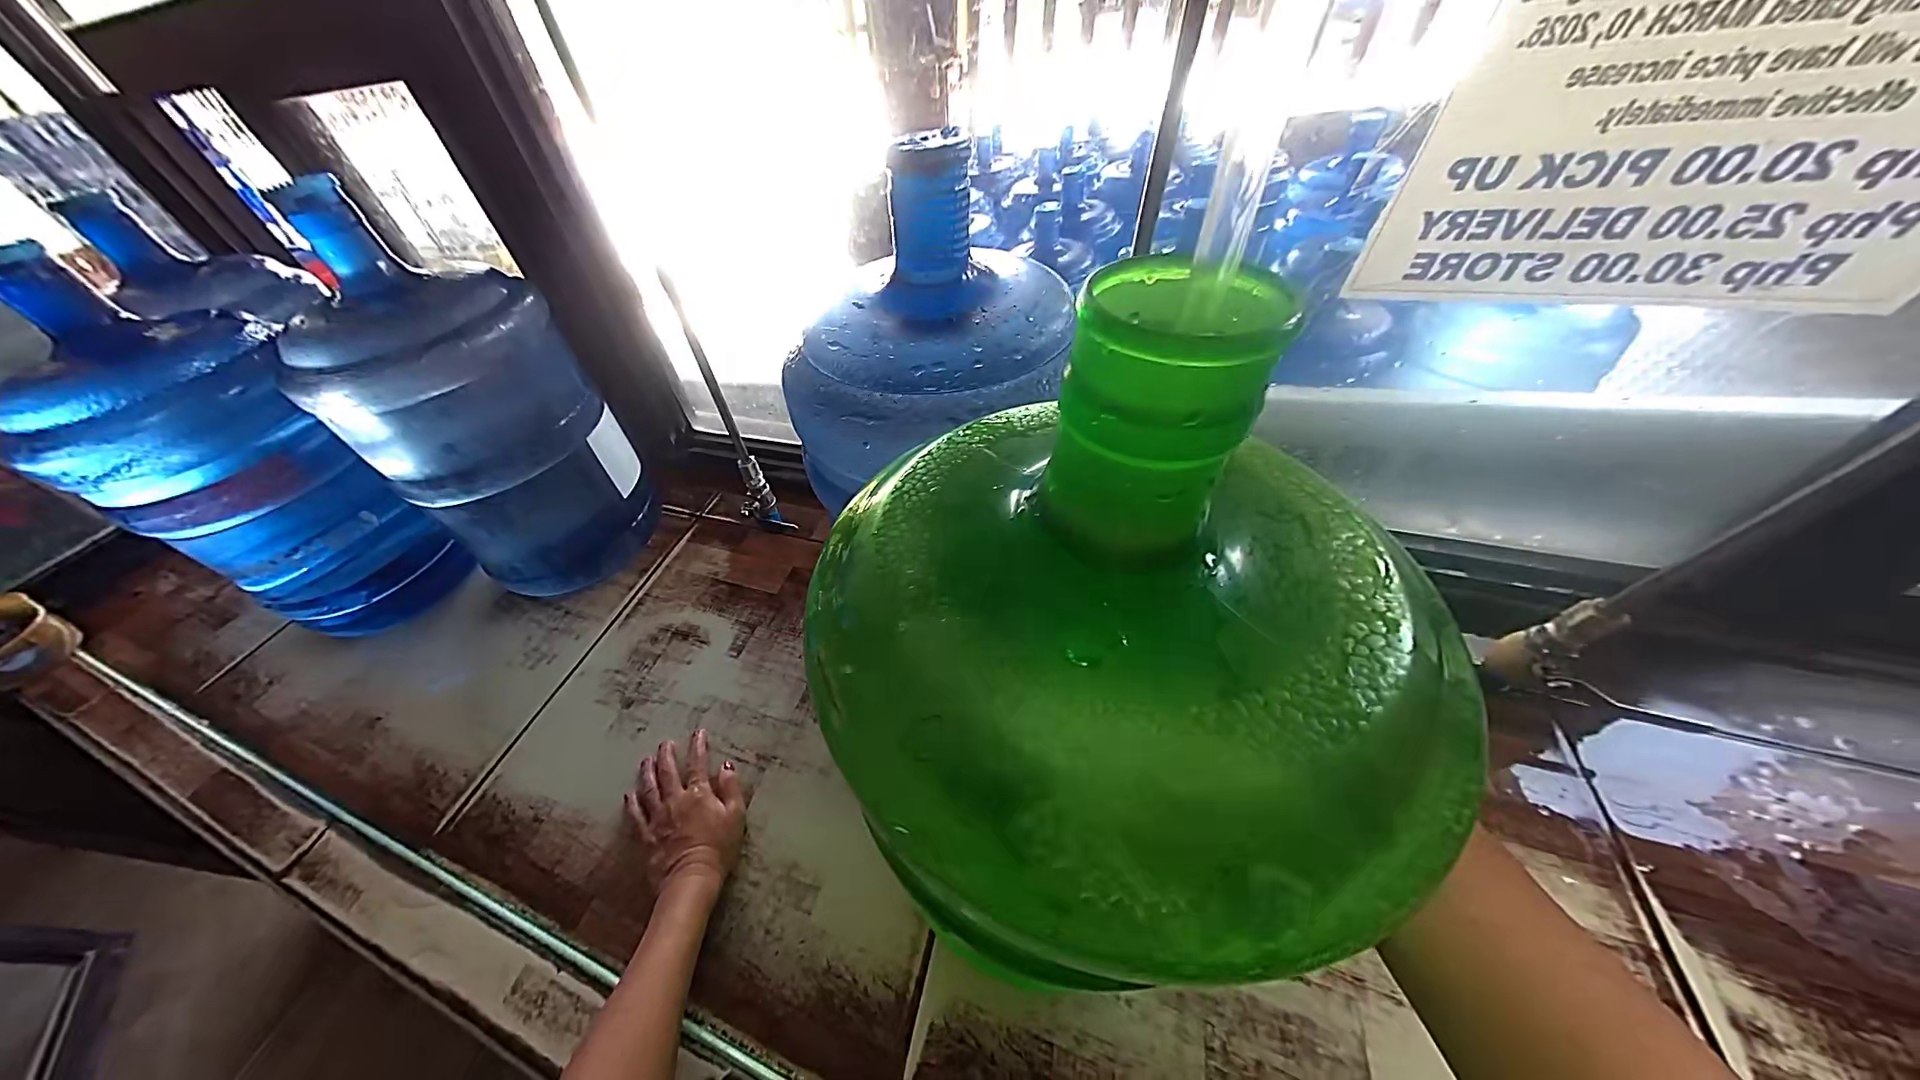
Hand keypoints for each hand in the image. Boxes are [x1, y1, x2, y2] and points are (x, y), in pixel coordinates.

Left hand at [624, 729, 749, 894]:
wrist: (691, 877)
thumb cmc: (719, 847)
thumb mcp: (736, 816)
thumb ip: (732, 789)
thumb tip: (726, 767)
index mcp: (699, 794)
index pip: (698, 764)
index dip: (698, 747)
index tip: (698, 733)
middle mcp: (675, 801)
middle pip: (669, 773)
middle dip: (667, 755)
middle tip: (664, 743)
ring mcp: (658, 818)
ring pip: (649, 789)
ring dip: (647, 773)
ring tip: (646, 760)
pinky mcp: (646, 836)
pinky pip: (636, 816)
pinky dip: (632, 803)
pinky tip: (629, 794)